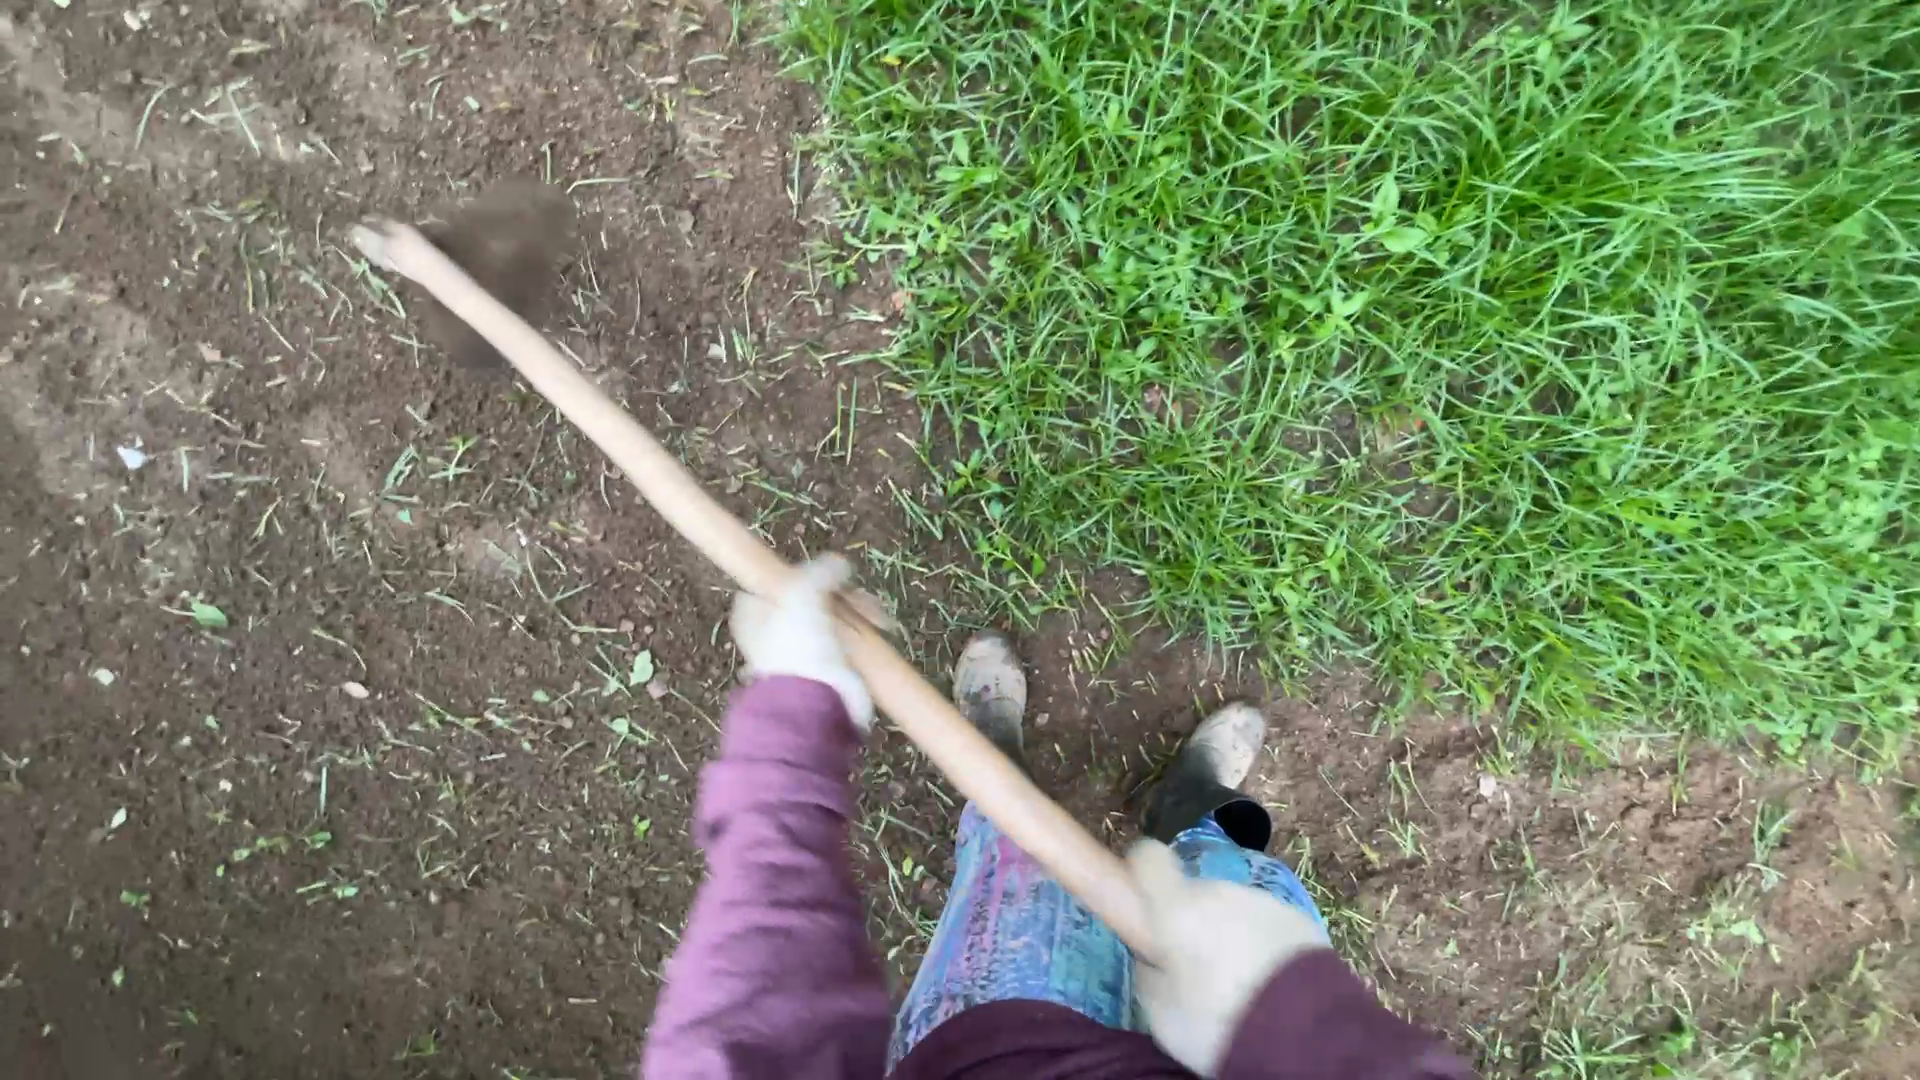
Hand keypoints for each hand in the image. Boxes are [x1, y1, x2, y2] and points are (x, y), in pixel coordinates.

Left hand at [730, 555, 873, 731]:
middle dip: (838, 593)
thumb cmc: (798, 647)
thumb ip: (820, 572)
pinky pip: (848, 636)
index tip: (814, 572)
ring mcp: (804, 650)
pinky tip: (879, 625)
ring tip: (875, 613)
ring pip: (833, 615)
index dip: (792, 575)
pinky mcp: (830, 664)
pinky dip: (863, 629)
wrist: (817, 701)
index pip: (769, 585)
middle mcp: (776, 632)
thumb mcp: (802, 594)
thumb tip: (839, 563)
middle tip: (855, 596)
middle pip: (810, 597)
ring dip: (857, 609)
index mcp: (755, 616)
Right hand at [1128, 839, 1326, 1076]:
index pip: (1146, 854)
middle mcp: (1215, 889)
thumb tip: (1152, 955)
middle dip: (1191, 920)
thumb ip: (1147, 970)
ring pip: (1230, 909)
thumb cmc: (1220, 1023)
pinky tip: (1272, 983)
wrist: (1309, 1038)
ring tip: (1242, 982)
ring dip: (1228, 933)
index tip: (1144, 901)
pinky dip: (1261, 944)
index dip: (1141, 871)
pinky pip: (1264, 923)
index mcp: (1175, 907)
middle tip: (1198, 967)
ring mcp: (1259, 899)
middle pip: (1192, 891)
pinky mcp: (1295, 915)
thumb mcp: (1161, 1013)